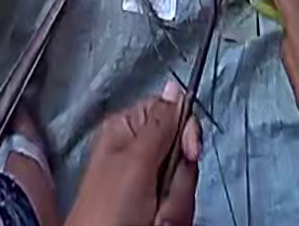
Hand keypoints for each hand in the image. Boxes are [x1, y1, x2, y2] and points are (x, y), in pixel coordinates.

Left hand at [64, 81, 202, 225]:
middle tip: (159, 200)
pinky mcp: (156, 215)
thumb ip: (159, 125)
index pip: (173, 113)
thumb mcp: (136, 162)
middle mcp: (141, 154)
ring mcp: (149, 187)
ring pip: (185, 188)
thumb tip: (175, 86)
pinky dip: (173, 224)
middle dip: (178, 182)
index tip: (189, 152)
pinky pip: (181, 213)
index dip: (186, 131)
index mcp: (129, 130)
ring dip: (175, 209)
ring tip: (152, 221)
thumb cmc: (109, 211)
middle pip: (183, 155)